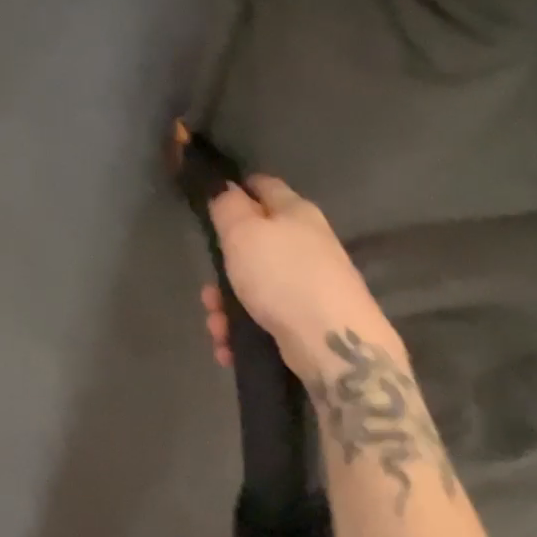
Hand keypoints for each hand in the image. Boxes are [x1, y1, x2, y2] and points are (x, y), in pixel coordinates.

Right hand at [201, 174, 385, 376]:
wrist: (329, 339)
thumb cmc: (283, 276)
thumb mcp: (245, 232)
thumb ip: (228, 207)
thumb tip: (224, 188)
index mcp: (295, 213)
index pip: (265, 188)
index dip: (237, 191)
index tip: (210, 203)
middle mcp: (304, 246)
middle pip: (253, 248)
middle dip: (222, 272)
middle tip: (207, 293)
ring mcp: (305, 286)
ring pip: (253, 290)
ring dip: (226, 310)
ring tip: (217, 328)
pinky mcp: (303, 321)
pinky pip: (261, 322)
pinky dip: (241, 334)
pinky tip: (228, 348)